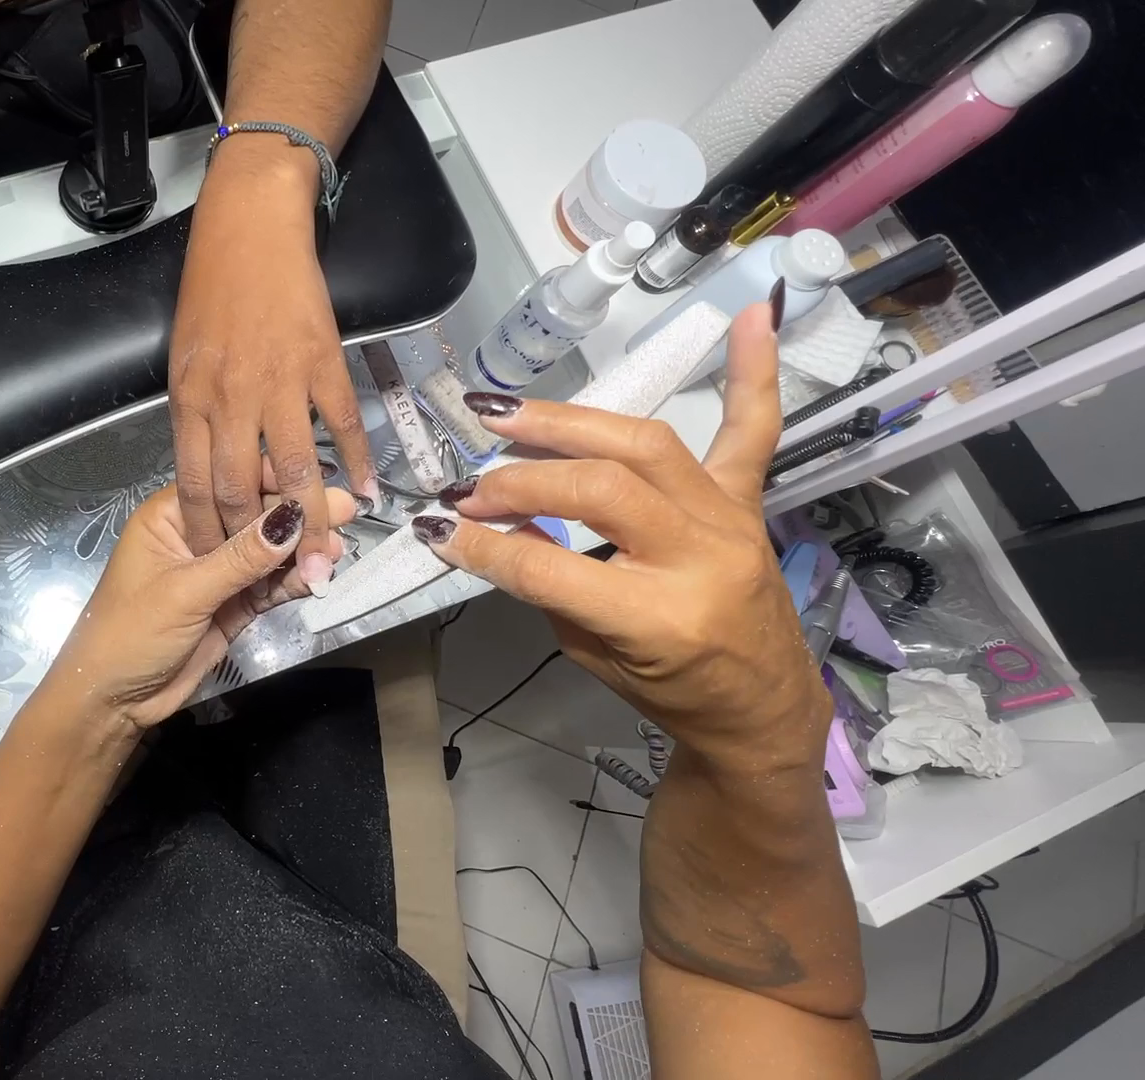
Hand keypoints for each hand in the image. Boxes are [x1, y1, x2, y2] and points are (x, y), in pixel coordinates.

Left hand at [45, 472, 355, 728]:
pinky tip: (320, 576)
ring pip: (268, 553)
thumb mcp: (184, 592)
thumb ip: (241, 558)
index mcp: (172, 515)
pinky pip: (270, 586)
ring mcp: (218, 572)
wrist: (113, 702)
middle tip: (347, 514)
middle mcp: (198, 535)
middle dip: (296, 518)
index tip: (318, 483)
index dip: (273, 481)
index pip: (228, 484)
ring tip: (339, 550)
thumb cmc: (130, 634)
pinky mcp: (233, 604)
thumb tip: (295, 517)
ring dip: (302, 552)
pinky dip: (294, 582)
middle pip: (255, 517)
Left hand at [169, 138, 375, 591]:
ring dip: (312, 519)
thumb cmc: (209, 292)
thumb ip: (195, 419)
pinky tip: (364, 491)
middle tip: (279, 576)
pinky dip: (355, 462)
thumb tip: (210, 472)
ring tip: (327, 554)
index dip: (209, 532)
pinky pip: (342, 425)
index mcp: (189, 401)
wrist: (250, 226)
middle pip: (241, 491)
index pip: (195, 486)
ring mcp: (280, 382)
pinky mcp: (323, 363)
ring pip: (294, 469)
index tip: (221, 565)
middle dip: (259, 544)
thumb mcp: (183, 361)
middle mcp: (231, 399)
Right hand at [417, 301, 830, 770]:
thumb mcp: (586, 651)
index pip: (546, 567)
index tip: (434, 527)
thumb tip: (496, 525)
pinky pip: (752, 432)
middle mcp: (698, 558)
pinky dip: (752, 373)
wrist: (760, 706)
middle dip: (518, 482)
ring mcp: (728, 520)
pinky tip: (750, 317)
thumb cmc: (669, 691)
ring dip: (564, 424)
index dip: (480, 544)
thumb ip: (545, 583)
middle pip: (596, 489)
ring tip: (503, 414)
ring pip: (642, 446)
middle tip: (468, 487)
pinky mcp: (746, 502)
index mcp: (656, 617)